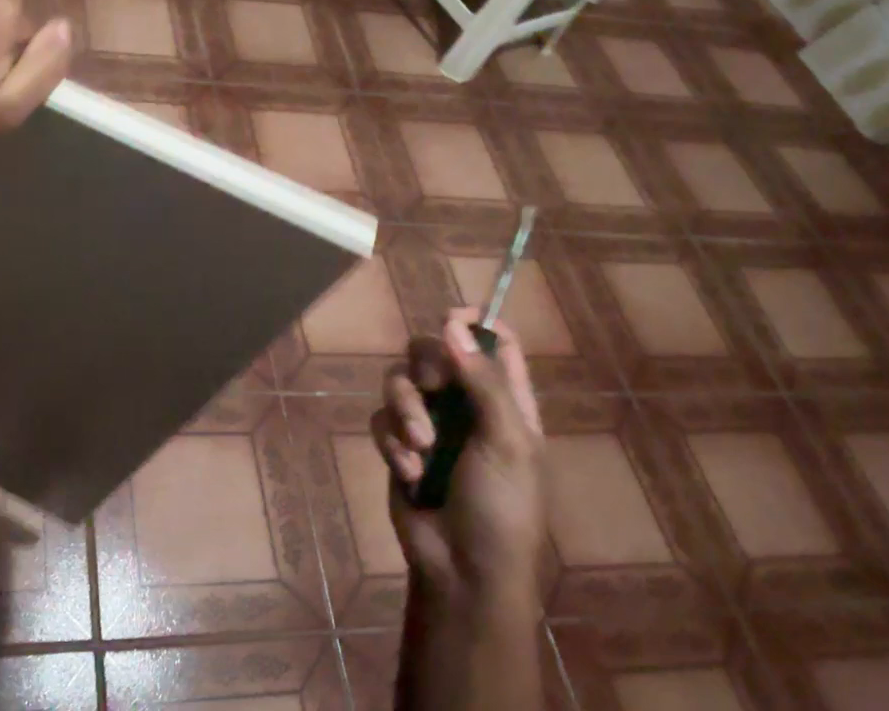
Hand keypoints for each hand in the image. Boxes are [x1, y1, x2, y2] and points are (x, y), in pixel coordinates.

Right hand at [371, 308, 544, 597]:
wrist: (462, 568)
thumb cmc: (501, 506)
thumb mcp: (507, 441)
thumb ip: (482, 380)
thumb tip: (451, 320)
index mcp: (506, 399)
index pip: (493, 342)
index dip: (472, 323)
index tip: (450, 319)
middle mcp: (465, 403)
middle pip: (434, 351)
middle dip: (427, 368)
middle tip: (433, 389)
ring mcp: (430, 423)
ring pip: (400, 382)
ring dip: (405, 409)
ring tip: (419, 446)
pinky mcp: (399, 444)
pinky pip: (381, 419)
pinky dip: (392, 442)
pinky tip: (409, 472)